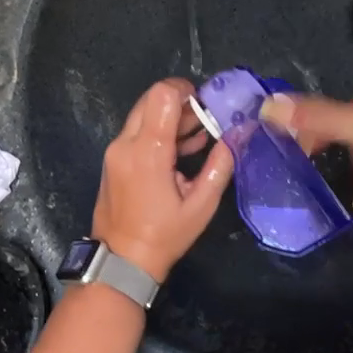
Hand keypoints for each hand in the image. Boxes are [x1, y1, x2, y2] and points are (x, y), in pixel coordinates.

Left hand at [92, 79, 234, 281]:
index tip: (206, 107)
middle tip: (204, 124)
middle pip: (150, 99)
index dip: (186, 91)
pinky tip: (178, 153)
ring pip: (142, 115)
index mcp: (148, 151)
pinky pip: (135, 133)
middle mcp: (125, 143)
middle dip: (180, 104)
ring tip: (196, 141)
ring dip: (169, 119)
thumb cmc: (164, 236)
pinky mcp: (112, 160)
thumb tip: (240, 133)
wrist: (122, 261)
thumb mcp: (201, 204)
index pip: (162, 94)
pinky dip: (156, 132)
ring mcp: (115, 151)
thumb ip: (221, 164)